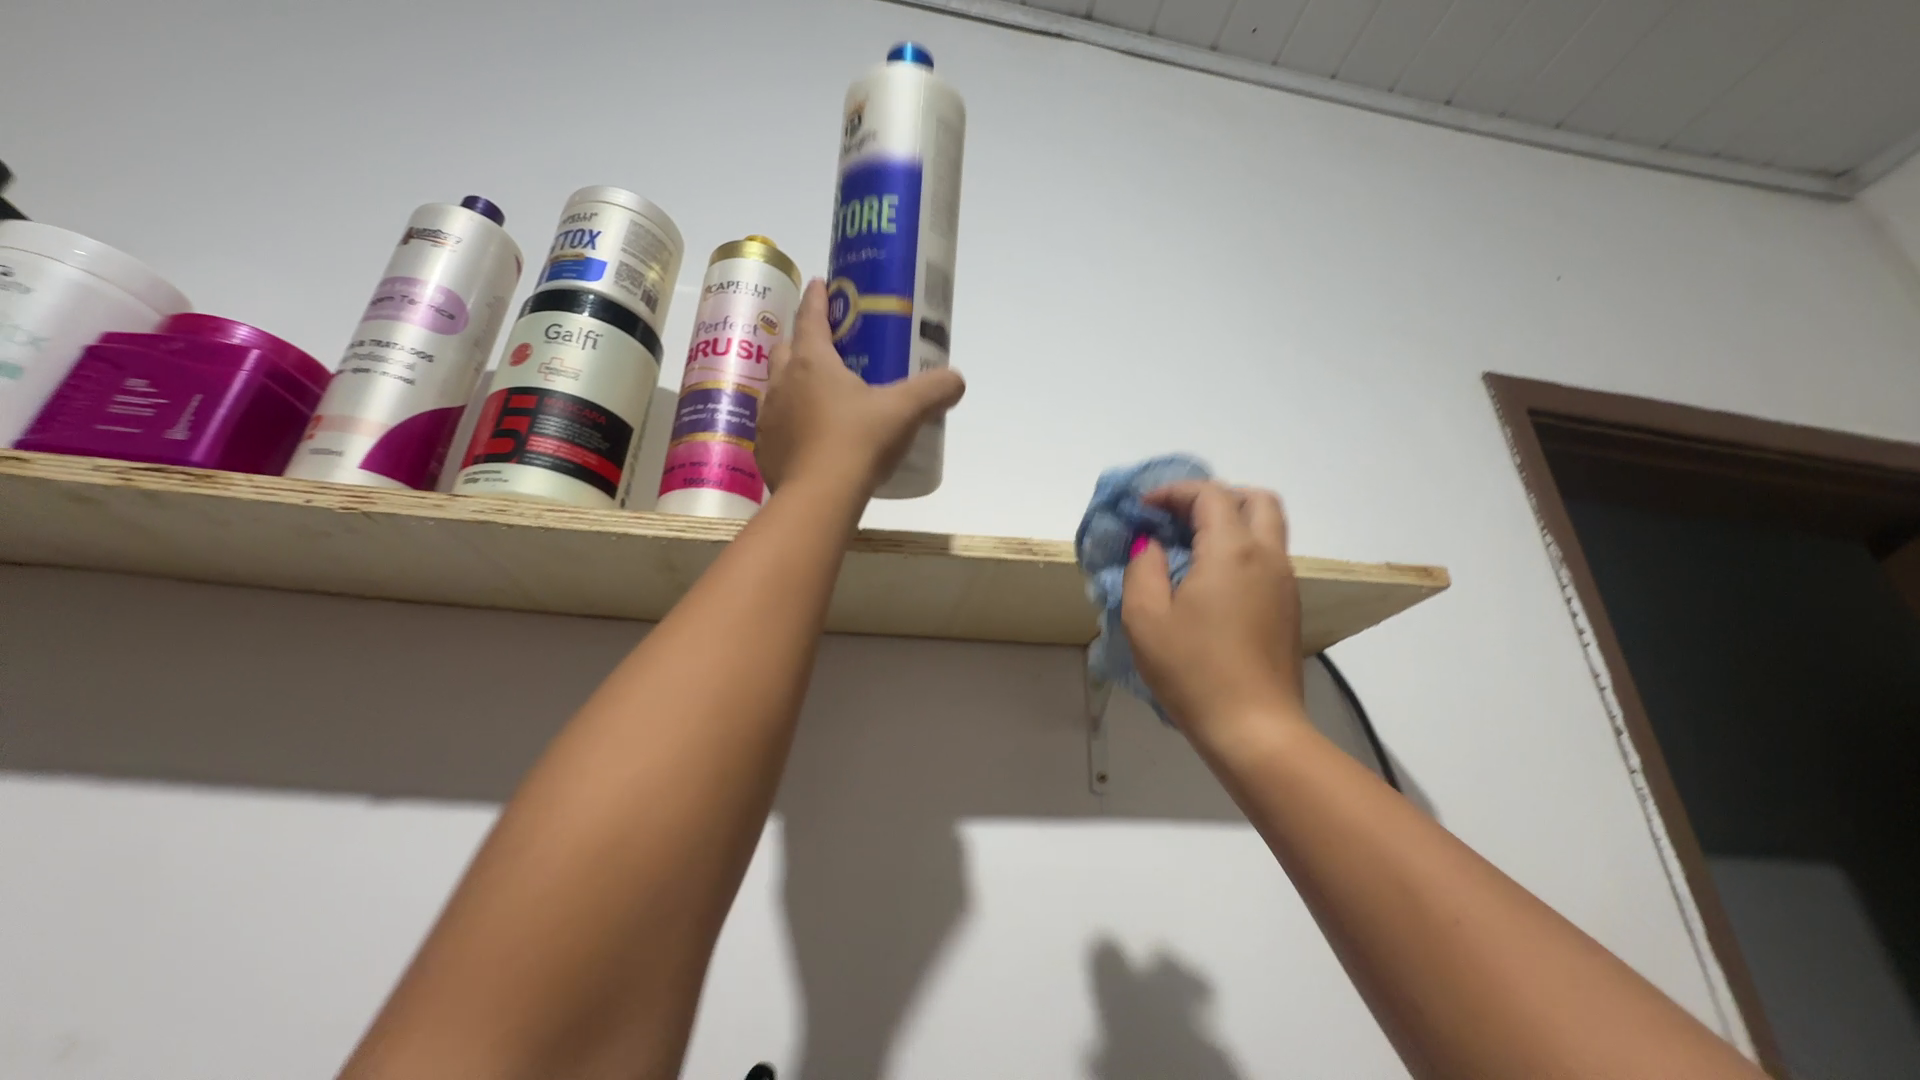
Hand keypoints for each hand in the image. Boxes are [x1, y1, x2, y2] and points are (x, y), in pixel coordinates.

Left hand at [755, 279, 965, 495]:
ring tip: (817, 392)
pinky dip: (789, 422)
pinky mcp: (766, 449)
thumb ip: (934, 390)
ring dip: (792, 383)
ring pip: (777, 387)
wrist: (819, 498)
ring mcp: (769, 417)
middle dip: (802, 341)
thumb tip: (956, 380)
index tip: (821, 283)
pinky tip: (808, 435)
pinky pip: (776, 425)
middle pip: (786, 349)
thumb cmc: (859, 442)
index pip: (811, 317)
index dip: (817, 297)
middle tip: (825, 346)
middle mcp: (782, 383)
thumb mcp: (905, 411)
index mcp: (812, 362)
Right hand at [1121, 481, 1306, 750]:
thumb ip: (1143, 569)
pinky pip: (1268, 557)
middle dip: (1213, 497)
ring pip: (1268, 527)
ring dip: (1231, 521)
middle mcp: (1267, 557)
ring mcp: (1284, 583)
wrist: (1254, 728)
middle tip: (1177, 518)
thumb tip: (1151, 546)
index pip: (1210, 495)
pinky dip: (1241, 548)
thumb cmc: (1193, 671)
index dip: (1173, 491)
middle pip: (1254, 499)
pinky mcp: (1288, 608)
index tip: (1142, 509)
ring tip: (1189, 546)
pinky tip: (1210, 580)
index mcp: (1232, 551)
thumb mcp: (1146, 619)